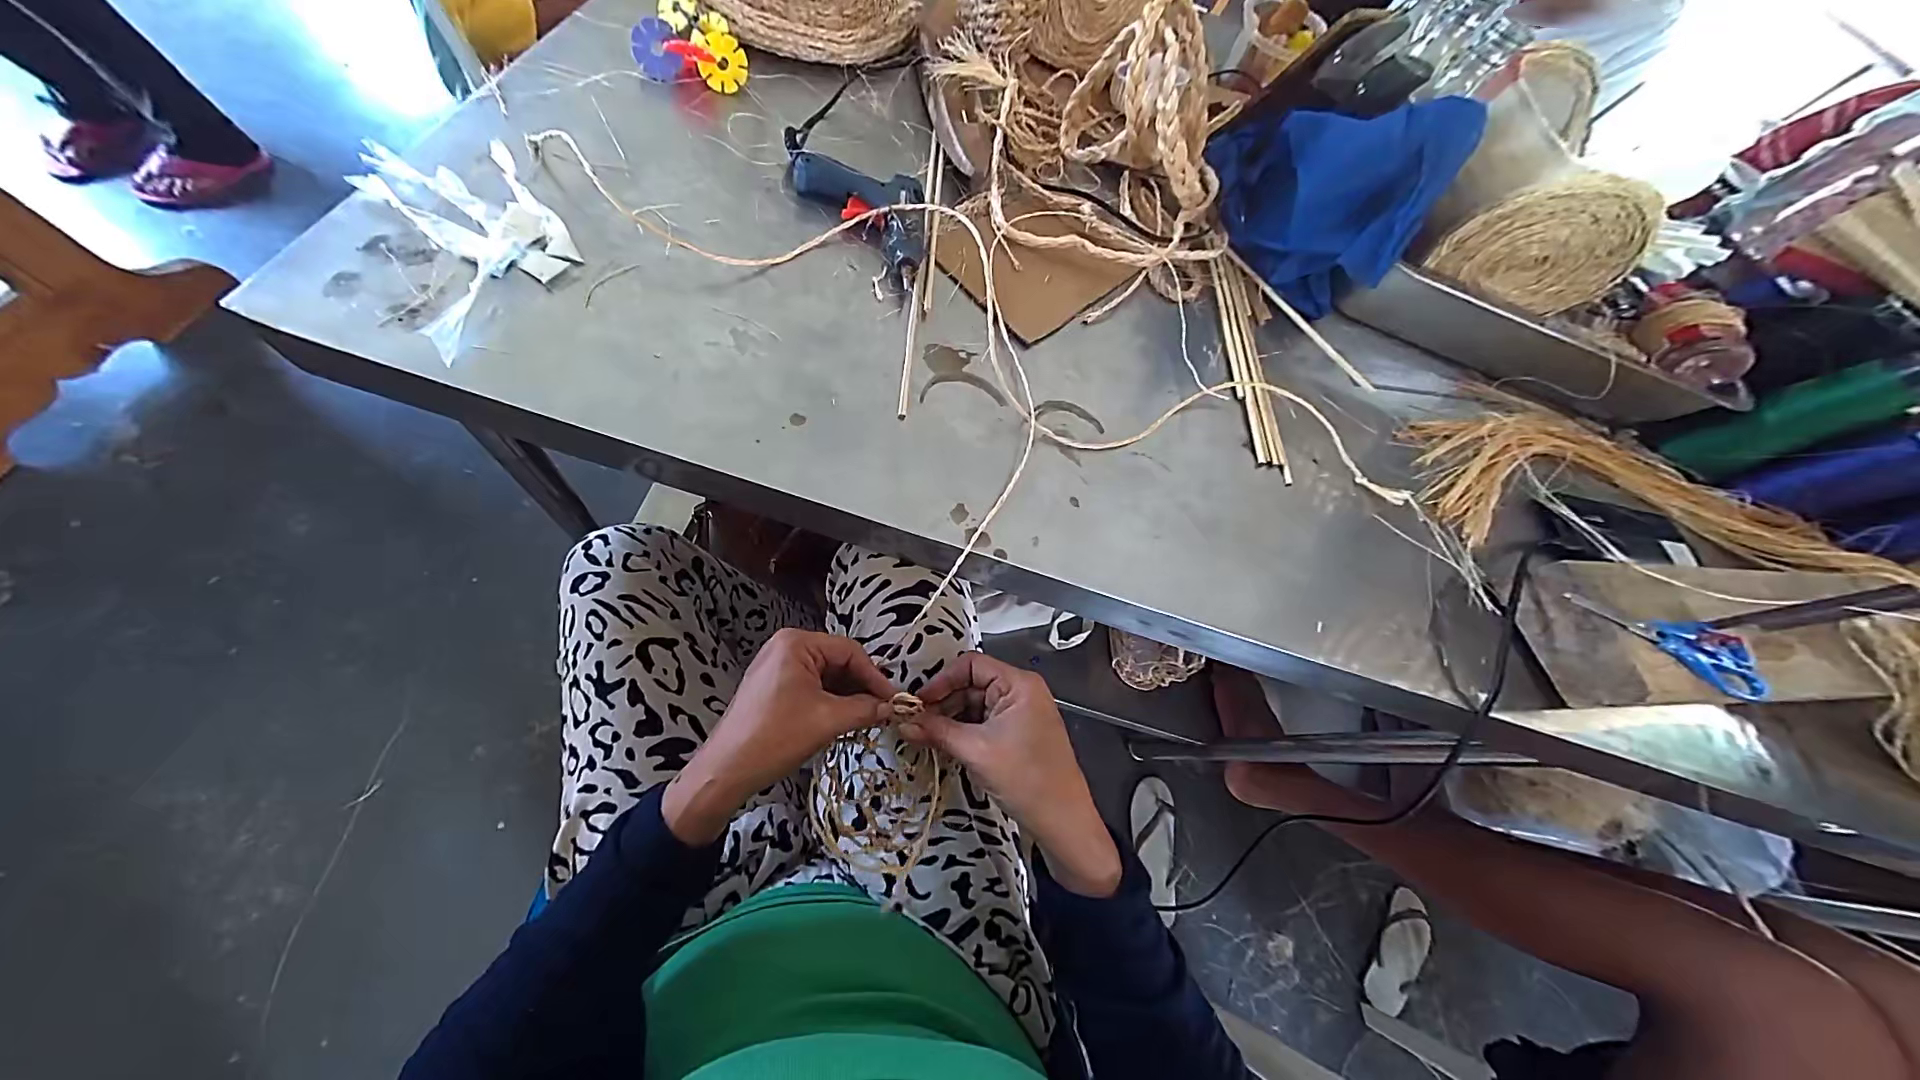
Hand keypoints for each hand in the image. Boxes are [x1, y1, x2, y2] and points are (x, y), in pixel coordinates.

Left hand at [662, 629, 896, 844]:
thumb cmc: (774, 737)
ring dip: (848, 697)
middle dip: (861, 687)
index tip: (894, 700)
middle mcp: (786, 647)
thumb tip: (892, 706)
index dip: (875, 676)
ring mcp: (778, 667)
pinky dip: (831, 702)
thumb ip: (865, 708)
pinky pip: (812, 687)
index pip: (850, 651)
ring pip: (827, 676)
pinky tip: (845, 720)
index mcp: (796, 643)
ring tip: (868, 719)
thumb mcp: (827, 720)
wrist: (725, 772)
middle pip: (839, 662)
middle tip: (884, 710)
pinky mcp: (774, 687)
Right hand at [906, 652, 1122, 896]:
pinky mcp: (1018, 733)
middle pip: (971, 684)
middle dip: (943, 702)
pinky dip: (963, 731)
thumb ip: (937, 731)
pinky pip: (983, 722)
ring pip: (975, 705)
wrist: (1063, 821)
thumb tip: (905, 722)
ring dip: (950, 719)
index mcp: (1019, 684)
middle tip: (916, 723)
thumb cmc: (1027, 780)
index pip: (971, 665)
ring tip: (925, 736)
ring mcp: (1021, 713)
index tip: (919, 702)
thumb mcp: (975, 751)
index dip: (941, 681)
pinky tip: (944, 744)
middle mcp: (1021, 691)